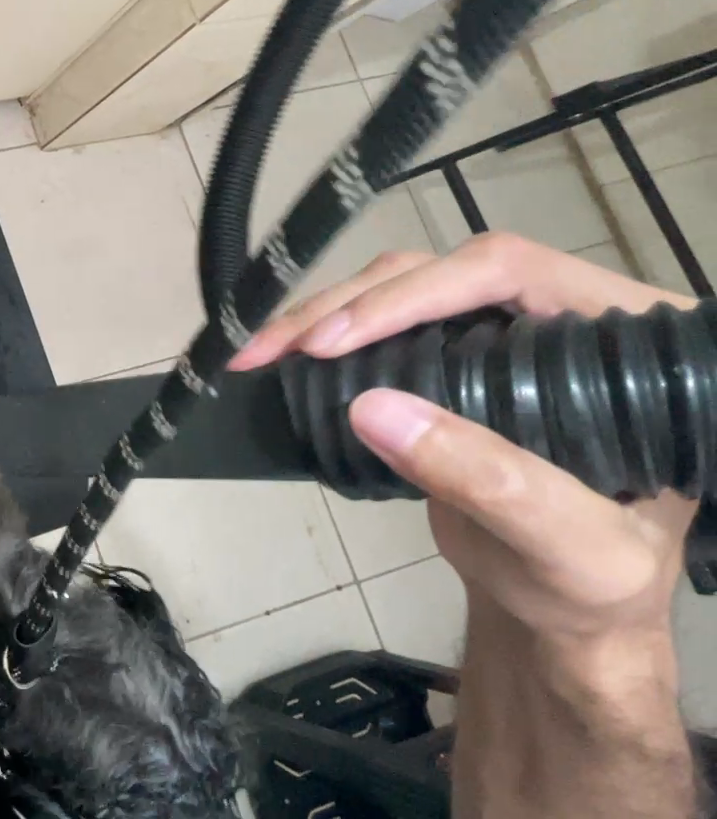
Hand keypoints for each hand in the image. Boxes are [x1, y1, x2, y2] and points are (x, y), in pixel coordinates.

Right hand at [228, 234, 698, 652]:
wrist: (554, 607)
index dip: (412, 295)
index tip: (332, 343)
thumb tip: (369, 408)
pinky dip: (316, 335)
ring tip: (257, 353)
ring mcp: (500, 336)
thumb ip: (492, 480)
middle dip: (342, 306)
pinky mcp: (448, 357)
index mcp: (623, 343)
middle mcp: (561, 321)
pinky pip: (374, 321)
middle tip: (270, 350)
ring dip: (316, 315)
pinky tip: (278, 356)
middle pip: (437, 273)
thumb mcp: (569, 547)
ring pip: (395, 288)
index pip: (508, 275)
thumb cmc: (589, 587)